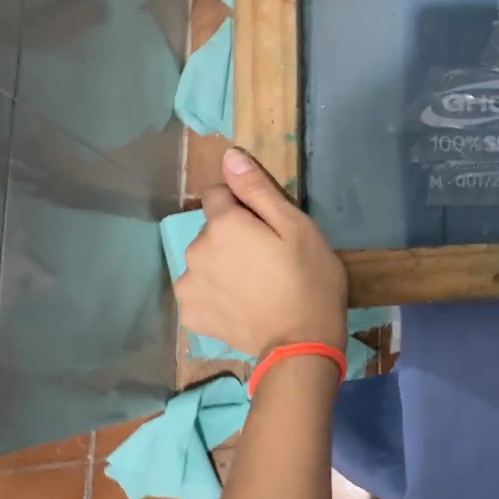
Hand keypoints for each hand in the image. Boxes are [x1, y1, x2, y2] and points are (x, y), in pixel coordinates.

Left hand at [177, 148, 348, 356]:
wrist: (300, 342)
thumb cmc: (310, 279)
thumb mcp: (297, 227)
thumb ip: (259, 191)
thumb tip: (230, 156)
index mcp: (223, 225)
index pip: (218, 195)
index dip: (245, 206)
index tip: (270, 227)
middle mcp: (195, 250)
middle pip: (212, 231)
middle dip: (234, 238)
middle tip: (270, 259)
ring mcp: (189, 285)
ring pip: (205, 261)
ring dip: (223, 266)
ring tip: (257, 286)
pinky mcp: (191, 314)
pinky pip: (201, 292)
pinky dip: (217, 295)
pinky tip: (243, 305)